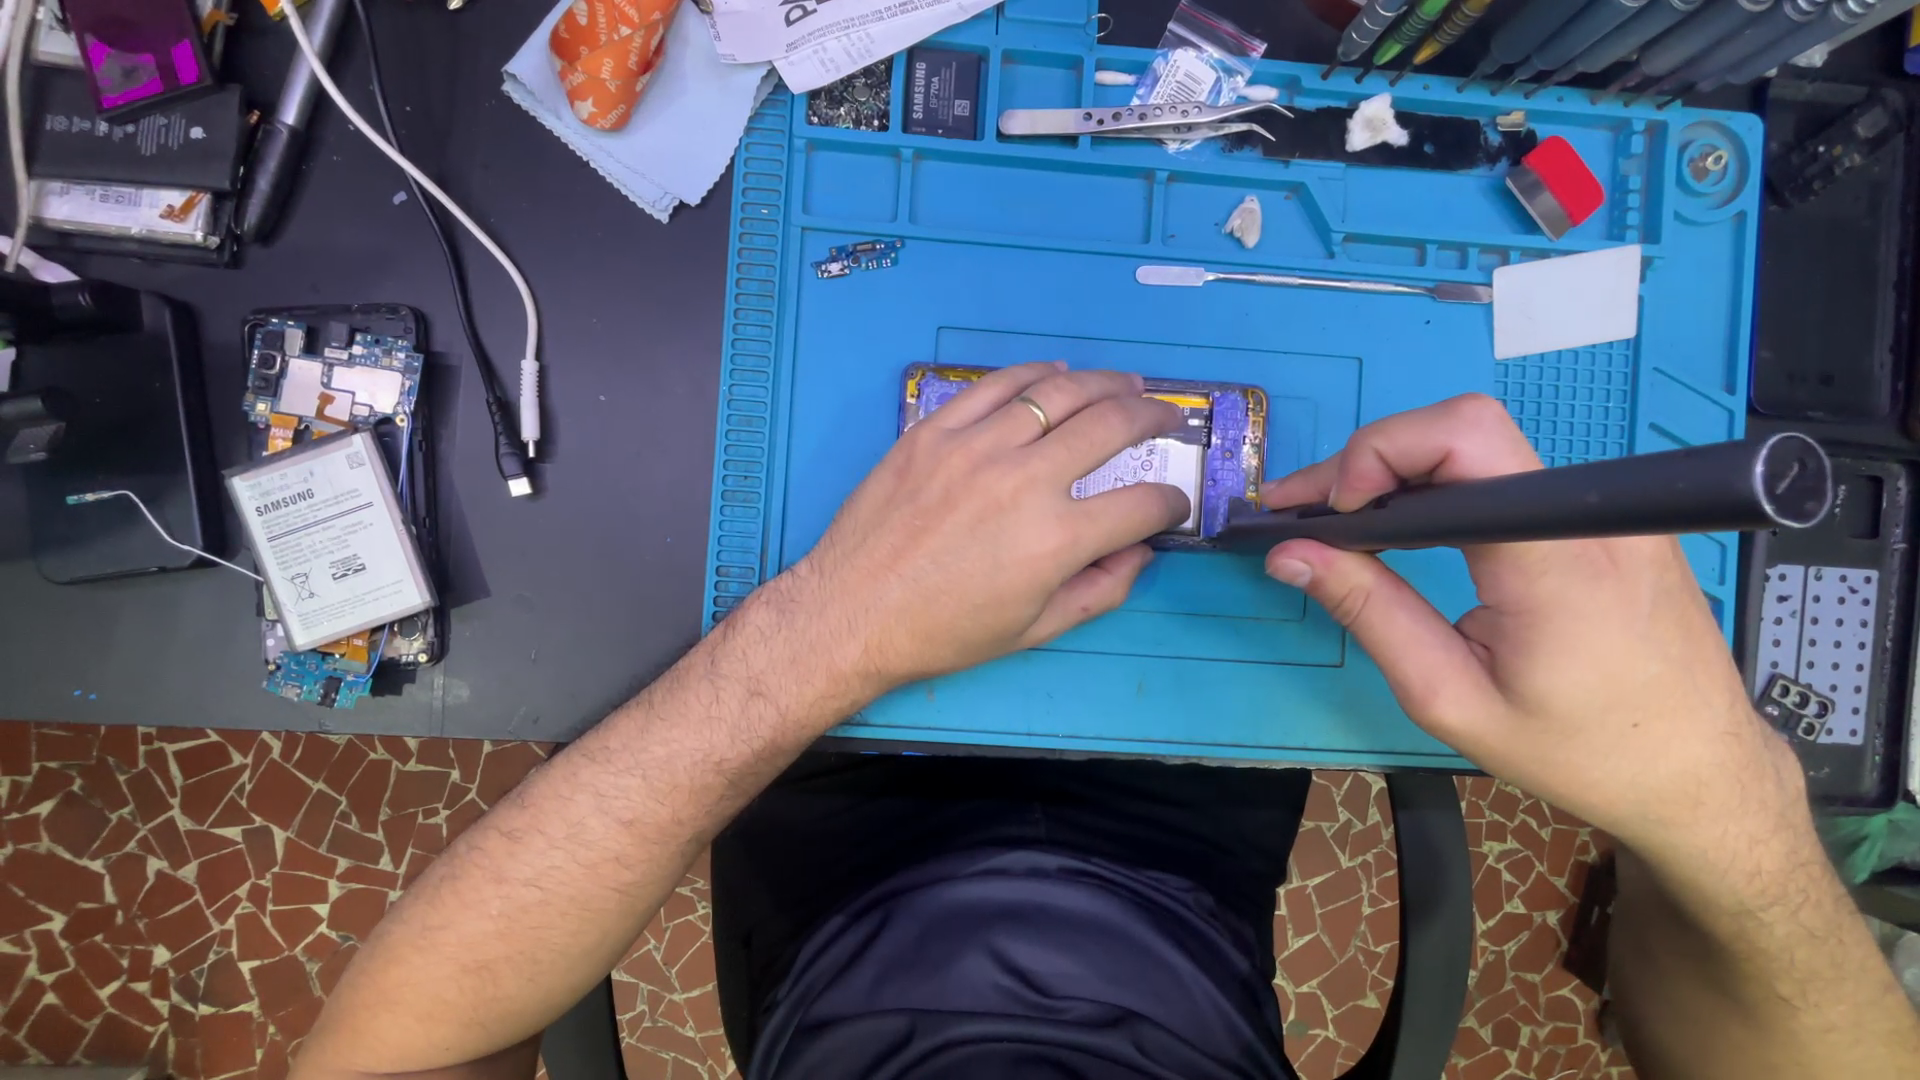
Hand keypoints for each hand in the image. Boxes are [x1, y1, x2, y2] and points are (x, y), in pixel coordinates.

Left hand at [782, 362, 1188, 692]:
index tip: (1171, 503)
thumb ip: (1101, 590)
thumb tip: (1140, 552)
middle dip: (1155, 418)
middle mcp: (1025, 480)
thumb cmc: (944, 632)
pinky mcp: (936, 429)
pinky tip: (1056, 373)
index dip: (1171, 503)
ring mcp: (976, 446)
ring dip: (1105, 383)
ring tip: (1127, 385)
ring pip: (1058, 391)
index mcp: (1057, 539)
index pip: (1143, 504)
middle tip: (1168, 418)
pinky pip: (996, 385)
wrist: (852, 612)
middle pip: (1113, 425)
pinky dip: (1035, 373)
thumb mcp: (1034, 630)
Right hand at [1260, 394, 1801, 860]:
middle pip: (1456, 430)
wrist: (1699, 776)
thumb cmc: (1573, 750)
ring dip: (1393, 475)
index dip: (1378, 453)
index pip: (1460, 436)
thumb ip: (1367, 612)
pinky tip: (1395, 528)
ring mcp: (1600, 509)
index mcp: (1552, 552)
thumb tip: (1291, 554)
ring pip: (1473, 449)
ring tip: (1334, 522)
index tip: (1327, 515)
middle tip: (1299, 514)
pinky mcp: (1599, 519)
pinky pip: (1498, 477)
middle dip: (1364, 462)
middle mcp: (1585, 510)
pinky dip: (1431, 491)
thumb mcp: (1446, 695)